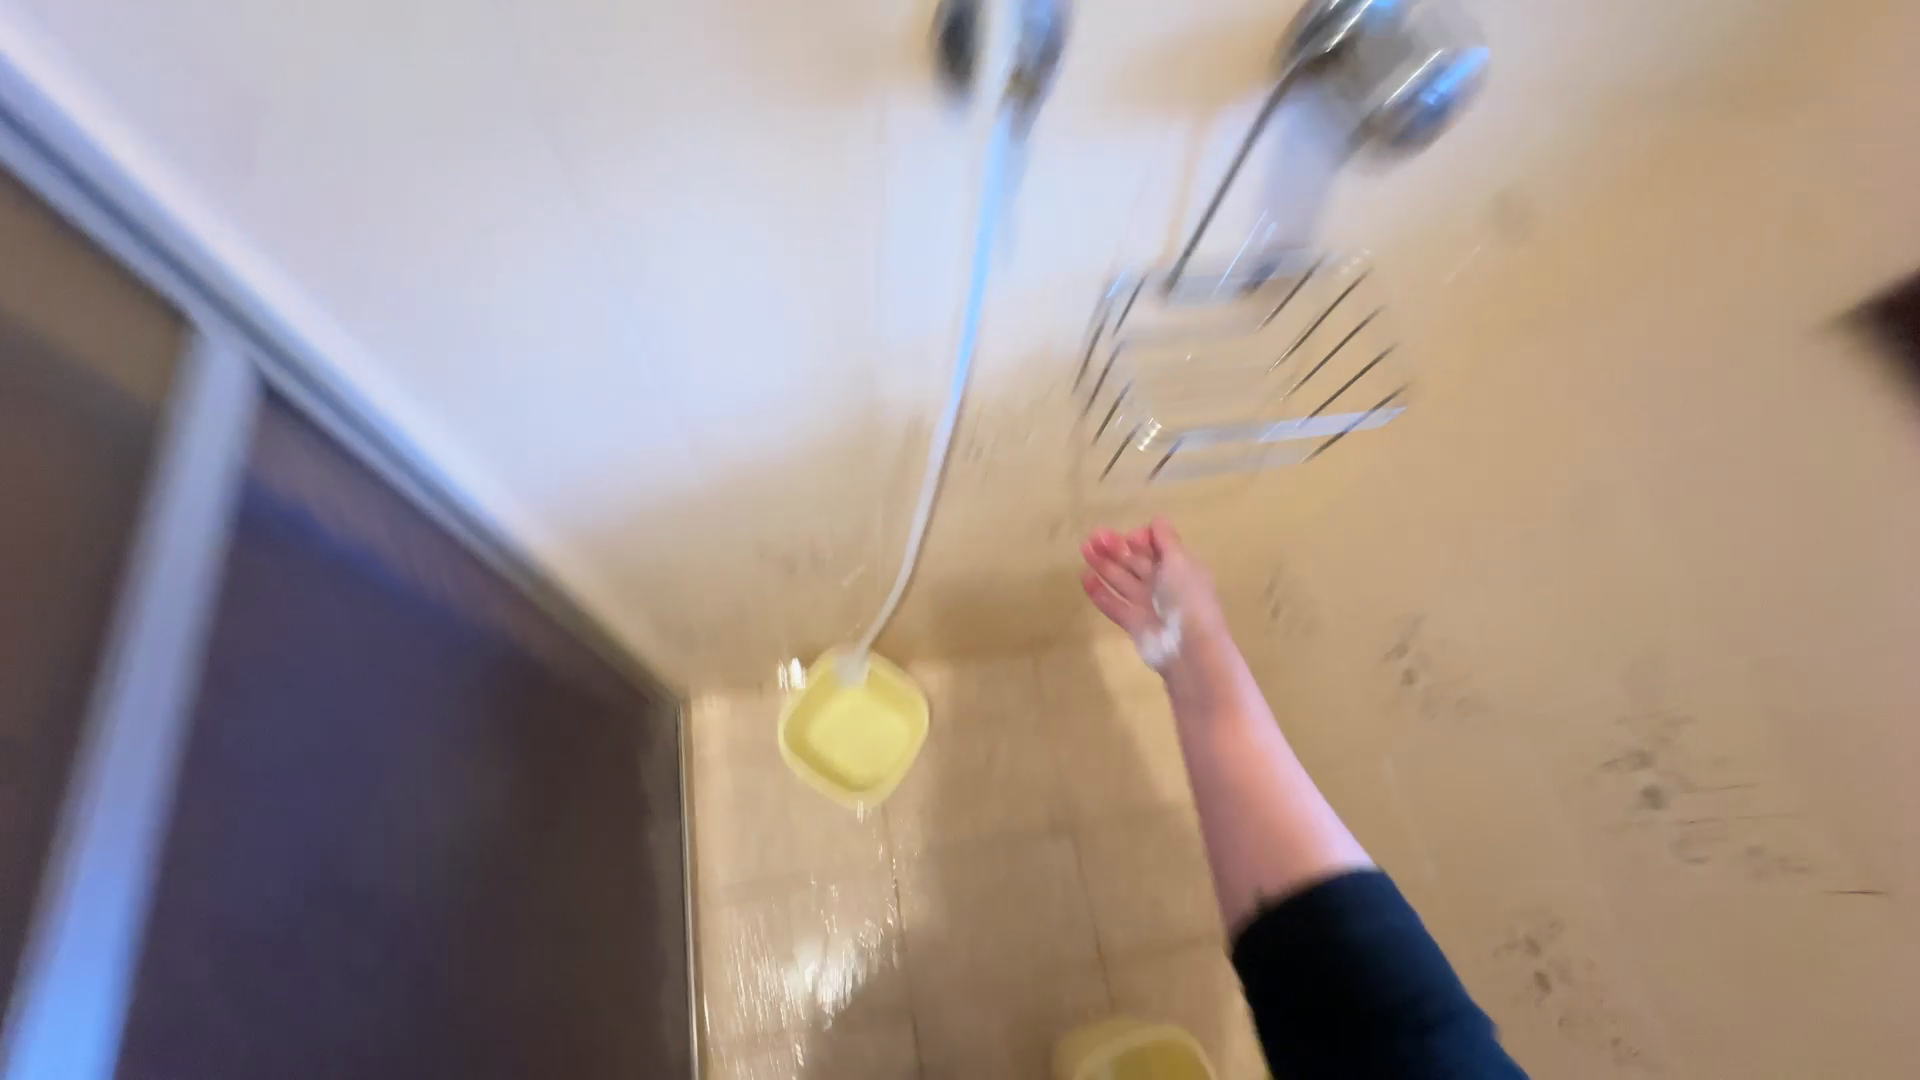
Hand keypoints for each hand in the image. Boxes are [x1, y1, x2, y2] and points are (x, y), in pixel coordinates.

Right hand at [1079, 517, 1225, 655]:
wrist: (1188, 648)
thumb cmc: (1187, 598)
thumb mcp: (1181, 562)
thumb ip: (1167, 540)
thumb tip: (1157, 520)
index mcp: (1179, 567)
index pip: (1156, 547)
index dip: (1140, 539)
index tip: (1129, 536)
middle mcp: (1163, 584)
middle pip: (1135, 562)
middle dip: (1116, 548)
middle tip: (1094, 536)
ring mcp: (1146, 605)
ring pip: (1121, 580)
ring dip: (1103, 564)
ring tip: (1085, 548)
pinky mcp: (1132, 623)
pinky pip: (1113, 604)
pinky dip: (1099, 591)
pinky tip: (1085, 577)